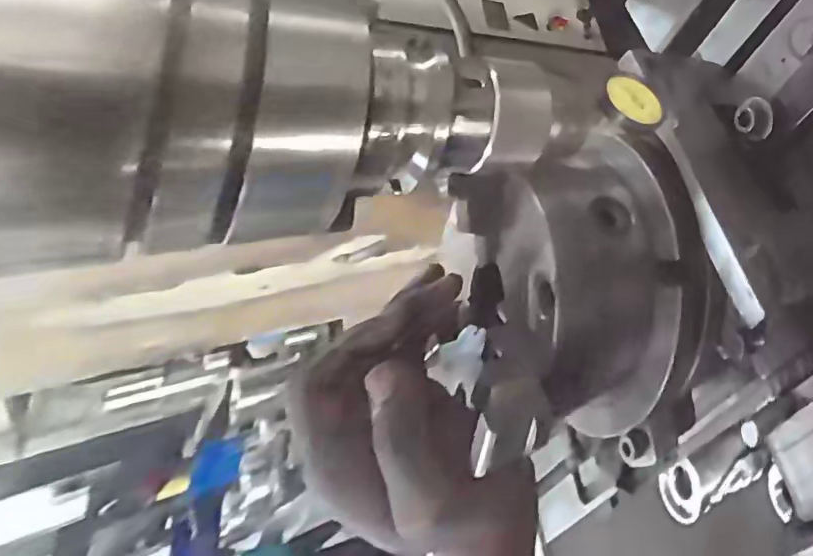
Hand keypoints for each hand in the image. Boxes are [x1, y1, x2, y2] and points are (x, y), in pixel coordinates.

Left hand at [287, 266, 535, 555]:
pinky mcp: (418, 409)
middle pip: (352, 356)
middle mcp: (352, 432)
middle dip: (395, 315)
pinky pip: (413, 355)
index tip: (412, 317)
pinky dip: (433, 326)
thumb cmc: (461, 537)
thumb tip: (382, 369)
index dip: (357, 342)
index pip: (317, 383)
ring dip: (414, 312)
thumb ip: (400, 440)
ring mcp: (385, 417)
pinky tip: (459, 311)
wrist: (494, 550)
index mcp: (336, 460)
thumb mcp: (430, 501)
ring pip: (382, 349)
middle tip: (447, 286)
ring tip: (453, 282)